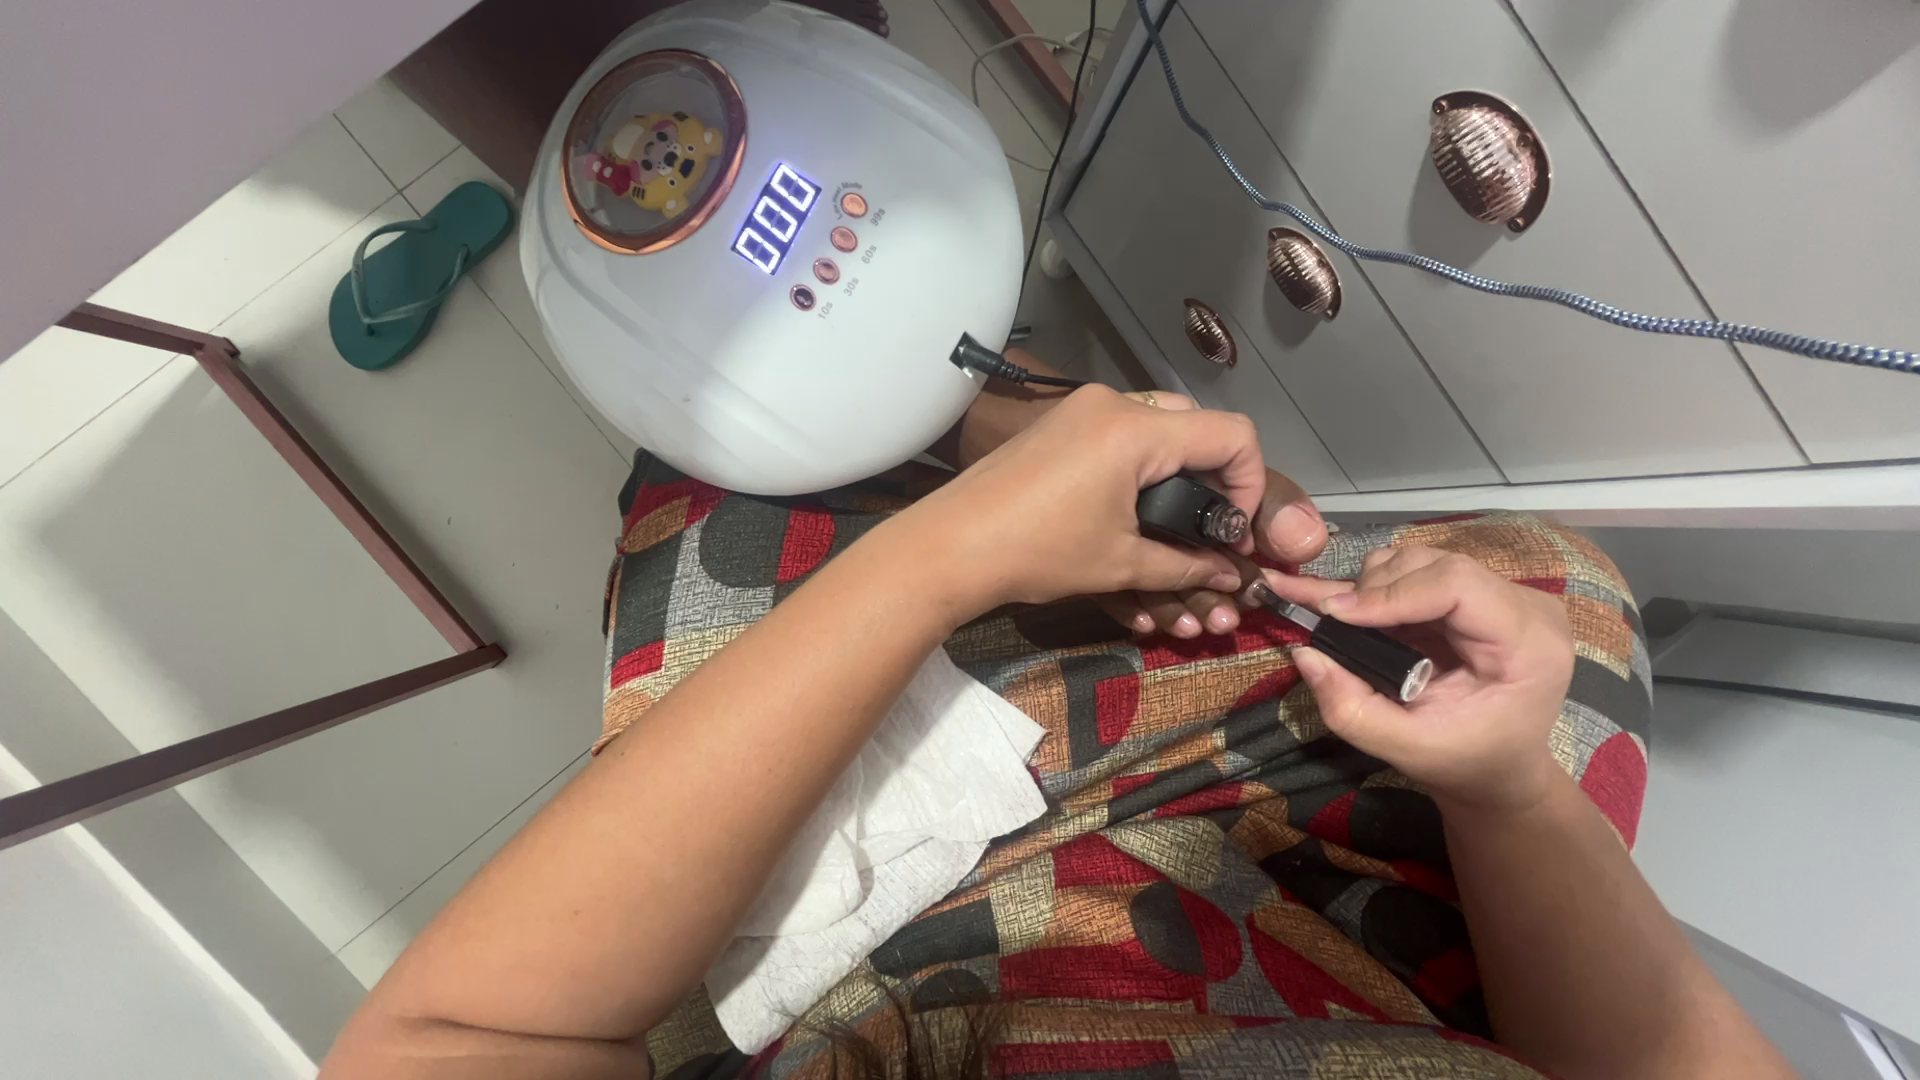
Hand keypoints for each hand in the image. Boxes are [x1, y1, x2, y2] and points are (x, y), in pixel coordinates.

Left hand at [881, 384, 1264, 616]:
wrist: (953, 544)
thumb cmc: (1036, 551)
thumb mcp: (1120, 563)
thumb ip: (1185, 566)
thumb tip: (1228, 574)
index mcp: (1135, 430)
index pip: (1230, 434)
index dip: (1249, 483)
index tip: (1235, 530)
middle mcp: (1111, 404)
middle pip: (1194, 425)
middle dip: (1212, 478)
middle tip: (1208, 527)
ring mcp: (1081, 410)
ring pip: (1157, 426)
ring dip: (1176, 473)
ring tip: (1173, 524)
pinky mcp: (1060, 426)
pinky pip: (1119, 432)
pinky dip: (1140, 465)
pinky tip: (1132, 507)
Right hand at [1288, 546, 1574, 815]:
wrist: (1496, 766)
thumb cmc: (1463, 759)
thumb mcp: (1404, 748)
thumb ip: (1351, 708)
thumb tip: (1304, 653)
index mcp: (1528, 644)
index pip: (1456, 585)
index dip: (1390, 593)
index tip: (1335, 615)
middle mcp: (1522, 606)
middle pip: (1431, 565)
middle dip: (1371, 589)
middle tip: (1329, 620)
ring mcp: (1496, 593)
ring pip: (1415, 560)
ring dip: (1368, 586)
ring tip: (1341, 620)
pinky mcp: (1468, 592)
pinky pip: (1410, 570)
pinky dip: (1368, 586)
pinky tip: (1330, 599)